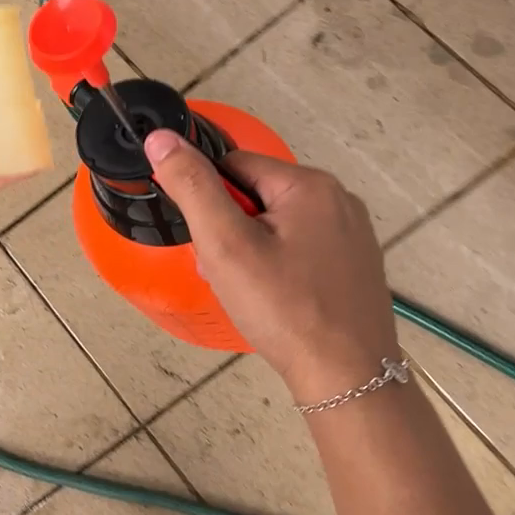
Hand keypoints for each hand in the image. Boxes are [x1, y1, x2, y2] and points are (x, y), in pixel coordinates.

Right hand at [144, 129, 398, 405]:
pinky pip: (298, 248)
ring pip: (274, 224)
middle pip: (254, 194)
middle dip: (228, 229)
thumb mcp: (224, 242)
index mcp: (309, 185)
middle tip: (224, 271)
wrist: (348, 377)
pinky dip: (276, 266)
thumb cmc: (282, 307)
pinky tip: (274, 299)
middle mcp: (338, 200)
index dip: (208, 200)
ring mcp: (352, 234)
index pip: (232, 165)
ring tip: (247, 289)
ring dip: (249, 249)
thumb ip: (192, 185)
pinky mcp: (355, 265)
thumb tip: (160, 137)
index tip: (207, 242)